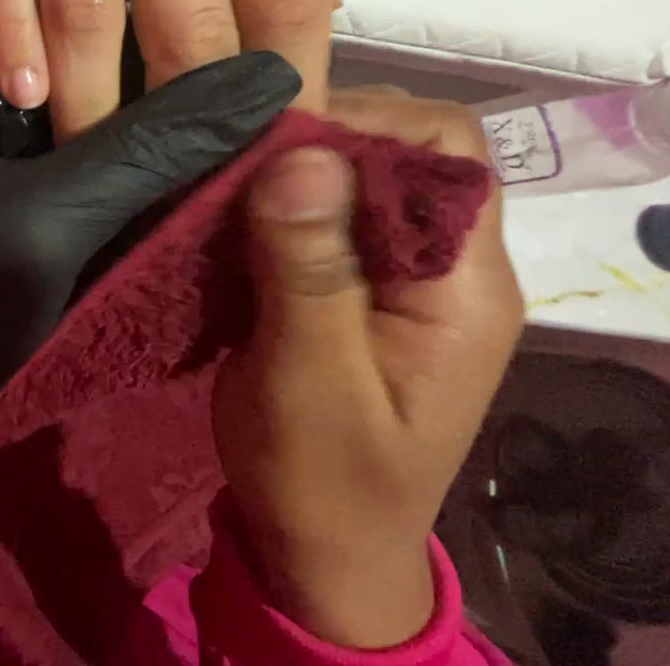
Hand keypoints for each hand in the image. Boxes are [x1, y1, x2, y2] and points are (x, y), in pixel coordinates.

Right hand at [0, 0, 339, 135]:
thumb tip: (288, 29)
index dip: (278, 83)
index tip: (267, 152)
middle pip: (183, 10)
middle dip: (182, 115)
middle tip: (178, 183)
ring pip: (83, 4)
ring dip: (90, 99)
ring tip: (93, 163)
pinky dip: (10, 40)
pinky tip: (23, 94)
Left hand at [0, 50, 299, 487]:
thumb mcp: (45, 221)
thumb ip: (146, 149)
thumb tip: (267, 75)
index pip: (76, 40)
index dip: (170, 47)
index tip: (269, 64)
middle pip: (93, 93)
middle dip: (177, 109)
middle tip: (285, 116)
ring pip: (101, 146)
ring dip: (171, 158)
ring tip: (271, 153)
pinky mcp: (17, 223)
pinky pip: (93, 193)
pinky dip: (147, 198)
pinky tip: (218, 199)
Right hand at [212, 90, 524, 647]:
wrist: (317, 543)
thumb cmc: (321, 474)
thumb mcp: (310, 378)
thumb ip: (310, 271)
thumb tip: (301, 157)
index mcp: (460, 283)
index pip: (443, 152)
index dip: (357, 126)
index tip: (261, 144)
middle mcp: (439, 264)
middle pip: (397, 153)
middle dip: (309, 141)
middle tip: (223, 160)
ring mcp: (393, 275)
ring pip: (348, 180)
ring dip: (278, 171)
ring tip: (209, 181)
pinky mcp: (346, 287)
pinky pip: (312, 217)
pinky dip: (262, 204)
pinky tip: (214, 215)